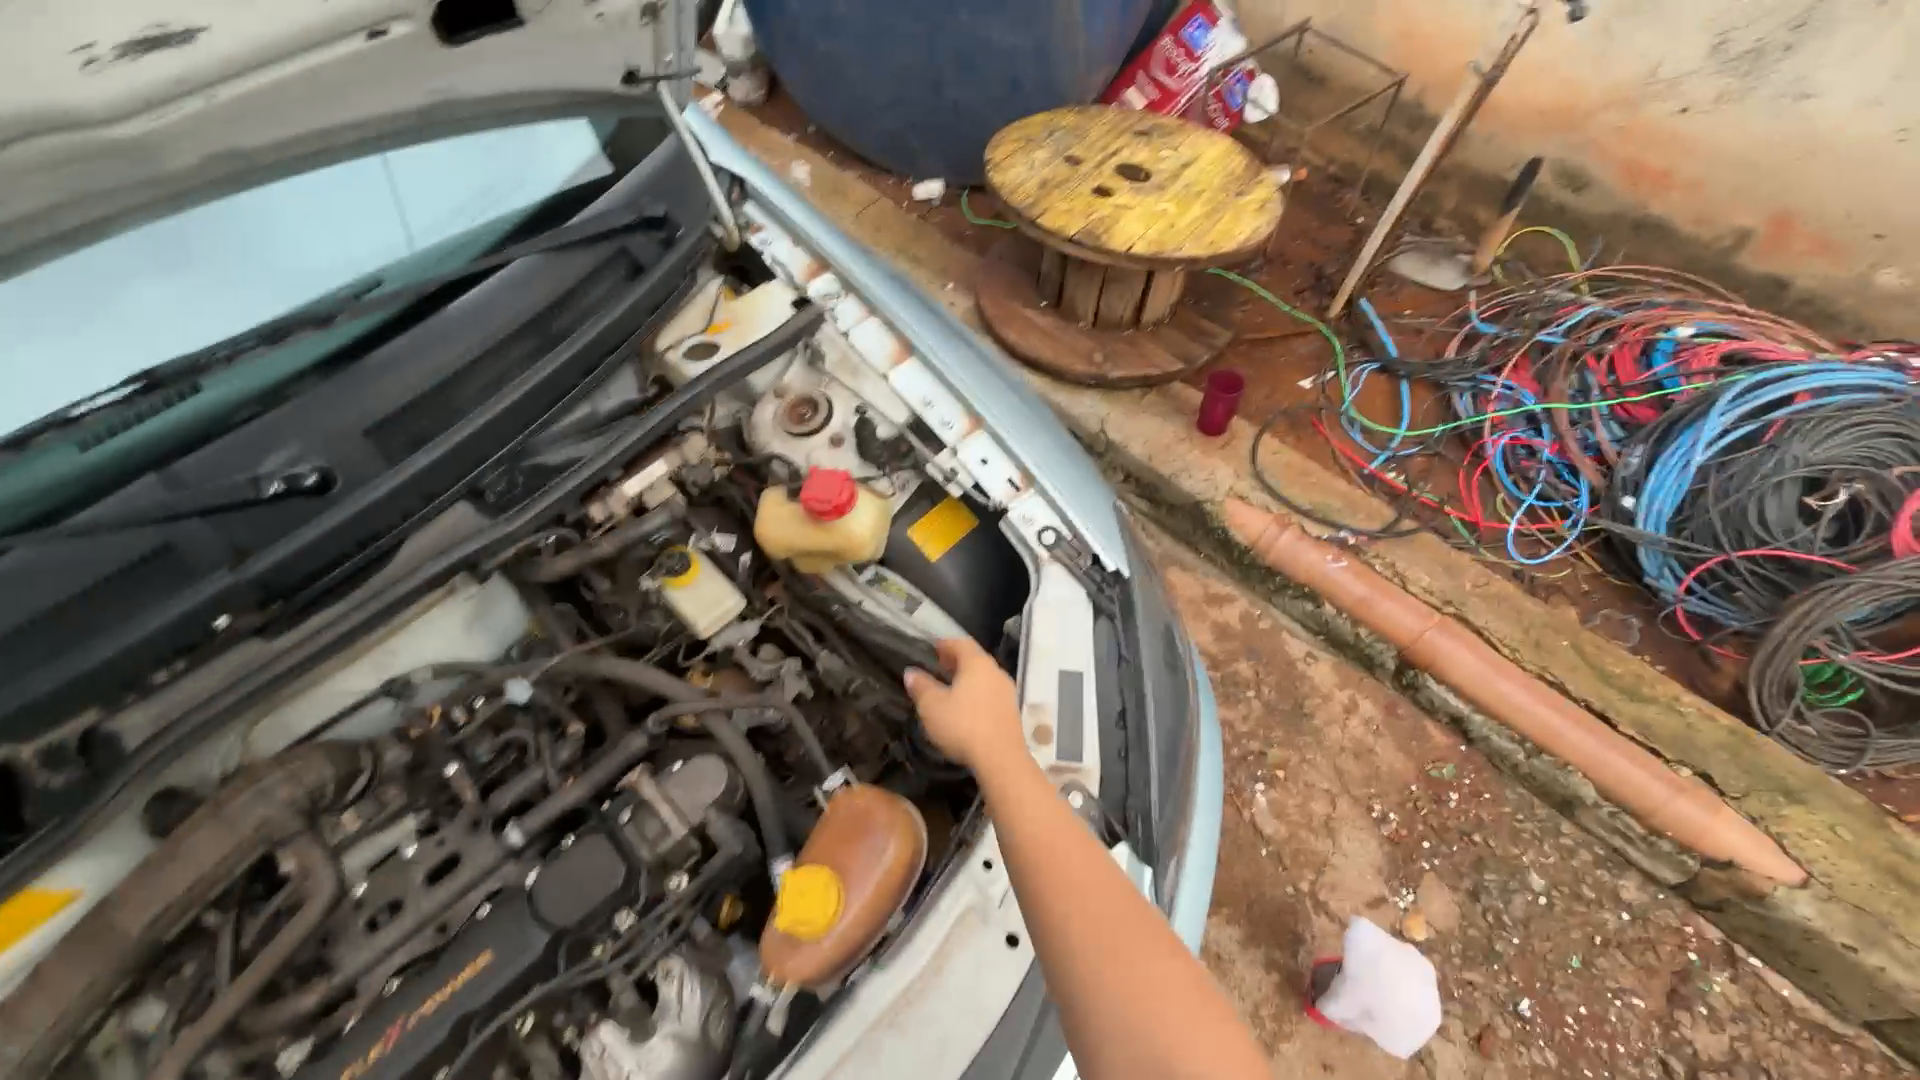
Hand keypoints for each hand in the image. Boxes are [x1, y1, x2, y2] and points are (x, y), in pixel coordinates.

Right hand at [903, 637, 1028, 773]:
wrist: (1001, 758)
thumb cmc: (963, 725)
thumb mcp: (932, 706)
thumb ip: (921, 686)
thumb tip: (911, 672)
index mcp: (977, 663)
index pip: (961, 643)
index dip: (945, 644)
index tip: (932, 649)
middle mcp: (996, 672)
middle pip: (975, 659)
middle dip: (956, 662)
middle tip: (939, 668)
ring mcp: (1007, 692)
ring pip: (985, 677)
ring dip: (968, 679)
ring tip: (950, 689)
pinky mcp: (1011, 712)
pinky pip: (991, 694)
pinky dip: (977, 694)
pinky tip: (966, 708)